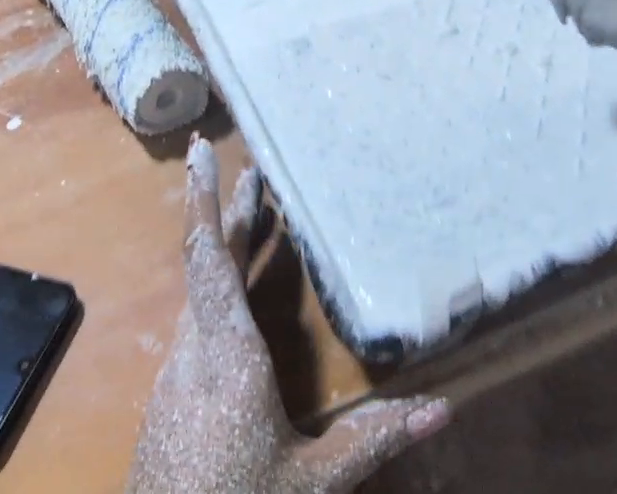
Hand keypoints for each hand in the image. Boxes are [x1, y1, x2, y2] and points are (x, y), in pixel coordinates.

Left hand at [125, 137, 449, 493]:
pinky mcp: (172, 393)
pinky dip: (217, 288)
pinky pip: (197, 321)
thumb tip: (445, 407)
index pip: (211, 259)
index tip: (201, 155)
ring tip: (255, 220)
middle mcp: (196, 350)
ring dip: (224, 248)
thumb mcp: (312, 482)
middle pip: (206, 261)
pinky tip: (236, 299)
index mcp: (229, 355)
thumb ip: (375, 440)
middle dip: (227, 209)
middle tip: (248, 167)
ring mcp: (177, 372)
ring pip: (200, 291)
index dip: (208, 202)